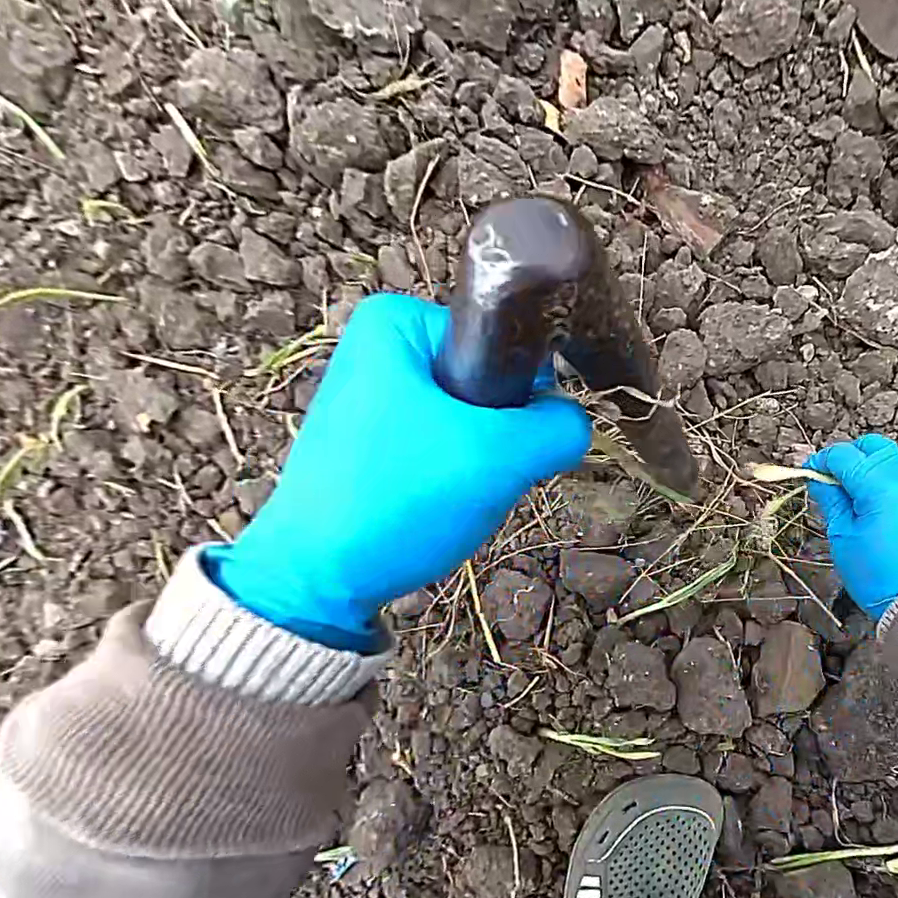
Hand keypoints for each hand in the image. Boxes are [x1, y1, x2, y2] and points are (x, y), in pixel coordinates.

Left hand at [208, 293, 590, 650]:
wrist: (323, 575)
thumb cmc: (404, 498)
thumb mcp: (502, 456)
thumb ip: (561, 427)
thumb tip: (575, 422)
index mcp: (399, 322)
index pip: (508, 347)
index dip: (527, 397)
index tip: (508, 441)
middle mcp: (385, 346)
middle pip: (497, 384)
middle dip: (508, 433)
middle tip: (485, 469)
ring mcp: (382, 393)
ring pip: (483, 417)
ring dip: (492, 457)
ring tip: (462, 487)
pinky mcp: (382, 434)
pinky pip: (456, 440)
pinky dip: (467, 470)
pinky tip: (447, 496)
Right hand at [805, 434, 897, 618]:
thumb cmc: (883, 578)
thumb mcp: (844, 540)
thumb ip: (832, 502)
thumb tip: (820, 480)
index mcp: (882, 485)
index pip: (844, 455)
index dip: (823, 462)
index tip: (812, 472)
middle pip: (874, 448)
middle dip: (852, 459)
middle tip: (838, 483)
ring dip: (878, 473)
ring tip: (867, 505)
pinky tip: (894, 516)